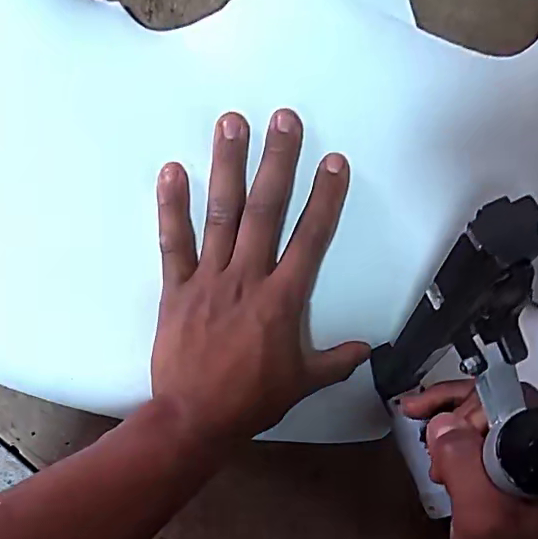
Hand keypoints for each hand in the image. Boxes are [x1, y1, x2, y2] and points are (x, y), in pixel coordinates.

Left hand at [151, 109, 371, 445]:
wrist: (195, 418)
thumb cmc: (250, 402)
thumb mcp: (301, 383)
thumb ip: (335, 363)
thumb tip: (365, 351)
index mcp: (281, 301)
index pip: (310, 239)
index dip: (324, 199)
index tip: (333, 163)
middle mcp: (246, 280)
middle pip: (265, 211)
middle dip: (277, 162)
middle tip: (283, 120)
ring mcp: (208, 281)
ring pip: (221, 215)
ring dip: (228, 167)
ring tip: (232, 123)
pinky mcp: (176, 291)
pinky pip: (173, 243)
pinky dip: (172, 207)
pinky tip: (172, 171)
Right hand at [399, 380, 537, 538]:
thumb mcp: (478, 514)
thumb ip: (461, 463)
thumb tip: (441, 421)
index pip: (513, 399)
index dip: (466, 406)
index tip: (433, 424)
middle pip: (503, 403)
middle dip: (457, 418)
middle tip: (431, 449)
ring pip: (497, 418)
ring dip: (458, 432)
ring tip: (437, 461)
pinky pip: (499, 439)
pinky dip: (468, 445)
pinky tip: (449, 463)